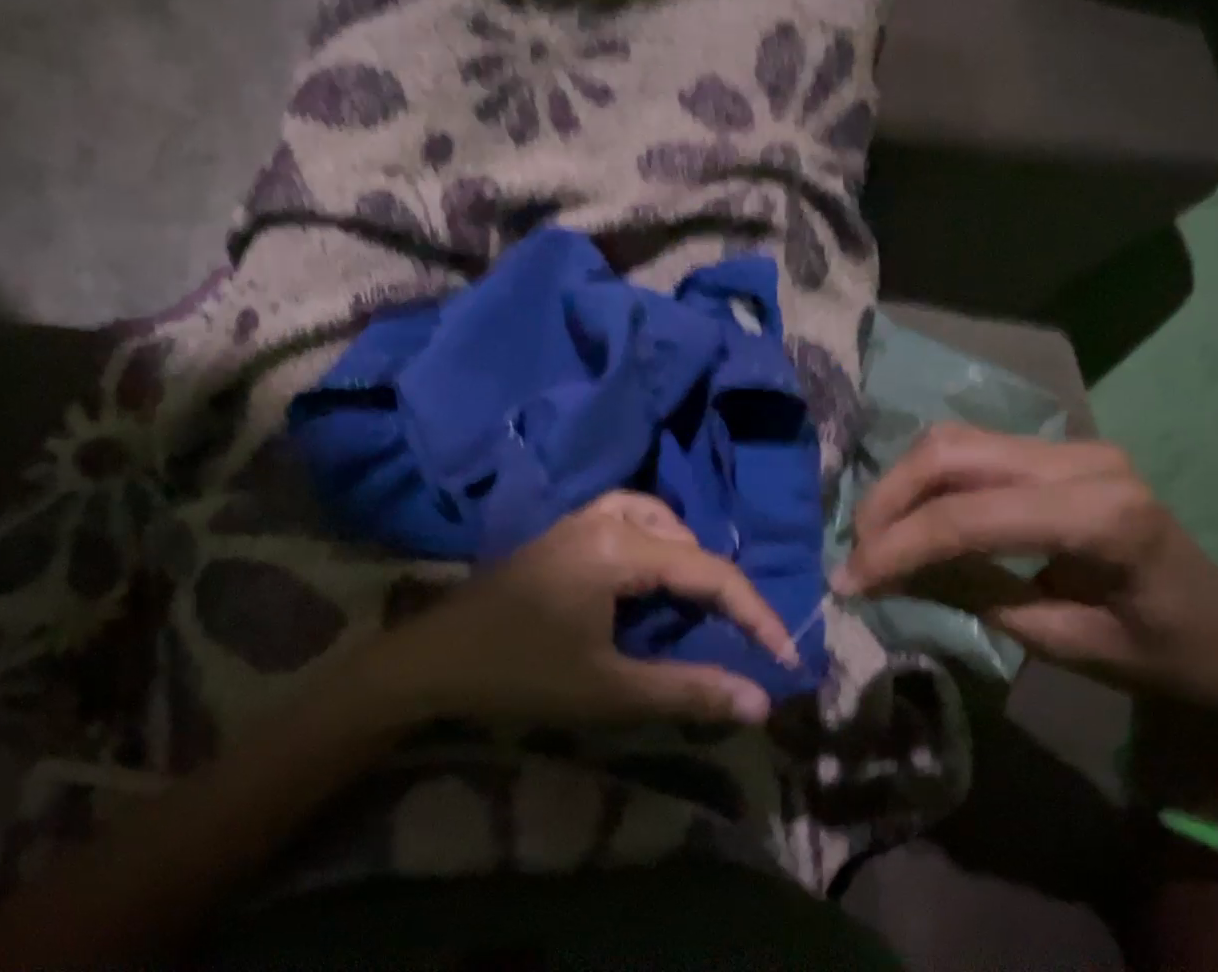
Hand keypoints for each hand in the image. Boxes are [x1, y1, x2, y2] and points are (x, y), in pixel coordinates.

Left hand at [383, 492, 795, 726]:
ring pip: (650, 518)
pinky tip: (641, 583)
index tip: (787, 661)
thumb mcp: (609, 690)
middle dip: (719, 584)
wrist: (431, 662)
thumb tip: (761, 700)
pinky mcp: (555, 538)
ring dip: (681, 554)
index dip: (756, 616)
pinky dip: (648, 543)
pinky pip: (620, 523)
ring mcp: (573, 524)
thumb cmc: (520, 674)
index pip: (710, 572)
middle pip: (684, 537)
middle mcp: (601, 521)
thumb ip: (688, 691)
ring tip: (693, 601)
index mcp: (620, 548)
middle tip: (739, 632)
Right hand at [832, 424, 1217, 763]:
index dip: (896, 547)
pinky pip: (973, 451)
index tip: (848, 581)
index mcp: (1103, 517)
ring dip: (900, 487)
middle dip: (887, 502)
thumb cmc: (1154, 657)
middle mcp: (1085, 462)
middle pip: (950, 454)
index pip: (967, 516)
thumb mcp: (1054, 640)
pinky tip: (912, 520)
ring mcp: (1073, 448)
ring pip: (953, 441)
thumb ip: (967, 591)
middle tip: (856, 554)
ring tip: (876, 539)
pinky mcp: (1059, 452)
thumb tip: (881, 573)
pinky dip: (927, 482)